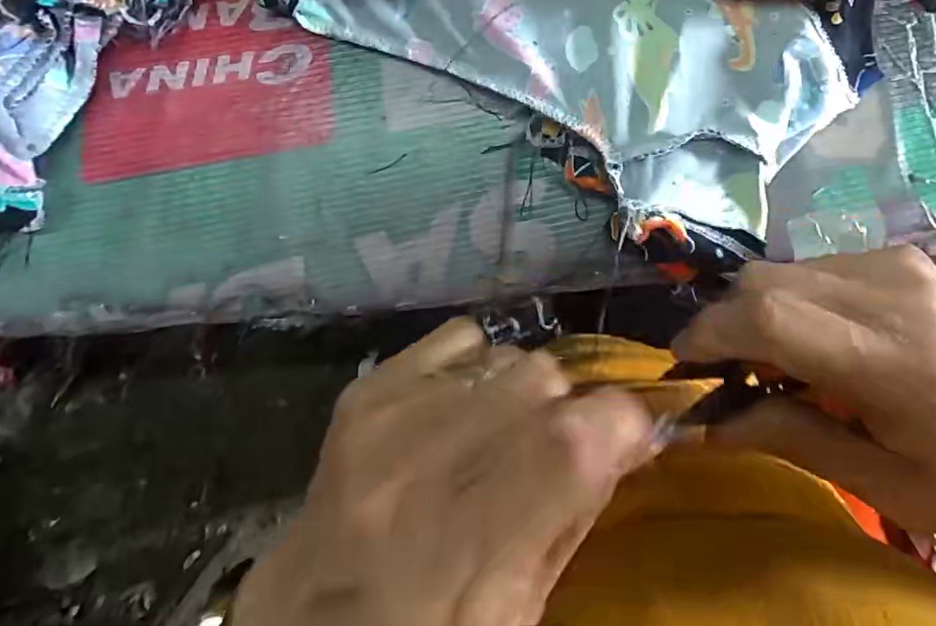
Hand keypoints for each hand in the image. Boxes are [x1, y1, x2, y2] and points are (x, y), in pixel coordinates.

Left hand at [234, 318, 654, 625]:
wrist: (308, 622)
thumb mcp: (515, 616)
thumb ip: (571, 516)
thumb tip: (625, 433)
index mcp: (465, 549)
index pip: (568, 442)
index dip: (618, 424)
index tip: (627, 438)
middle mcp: (419, 467)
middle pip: (538, 378)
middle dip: (566, 407)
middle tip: (555, 448)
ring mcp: (384, 418)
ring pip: (502, 355)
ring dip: (520, 391)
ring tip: (502, 435)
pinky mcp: (363, 389)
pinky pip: (456, 338)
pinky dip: (478, 367)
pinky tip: (465, 408)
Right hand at [671, 248, 935, 572]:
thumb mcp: (889, 485)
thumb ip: (788, 436)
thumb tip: (704, 420)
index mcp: (902, 364)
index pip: (770, 317)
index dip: (712, 332)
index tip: (683, 363)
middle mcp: (898, 296)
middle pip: (766, 282)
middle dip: (726, 322)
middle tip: (723, 369)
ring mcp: (904, 268)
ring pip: (784, 269)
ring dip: (756, 309)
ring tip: (768, 360)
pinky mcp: (906, 260)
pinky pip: (815, 266)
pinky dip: (791, 298)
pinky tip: (811, 339)